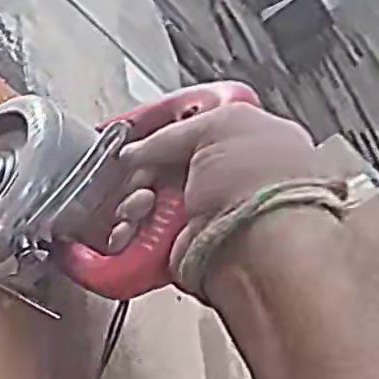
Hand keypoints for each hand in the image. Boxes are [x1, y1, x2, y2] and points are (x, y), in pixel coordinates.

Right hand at [107, 99, 325, 282]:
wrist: (252, 243)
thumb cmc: (256, 182)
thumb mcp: (222, 127)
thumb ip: (173, 133)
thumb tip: (133, 151)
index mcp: (240, 146)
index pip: (186, 139)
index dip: (158, 143)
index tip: (138, 149)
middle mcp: (217, 183)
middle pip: (156, 176)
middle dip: (139, 179)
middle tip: (142, 184)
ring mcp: (194, 220)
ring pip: (140, 210)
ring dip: (129, 210)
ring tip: (137, 213)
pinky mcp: (172, 251)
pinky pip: (133, 241)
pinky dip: (123, 238)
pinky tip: (126, 235)